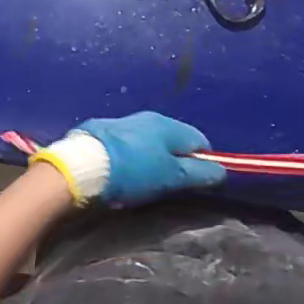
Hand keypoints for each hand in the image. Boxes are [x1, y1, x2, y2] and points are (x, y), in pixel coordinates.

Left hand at [32, 111, 227, 205]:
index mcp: (169, 124)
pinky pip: (127, 146)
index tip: (197, 183)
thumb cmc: (133, 172)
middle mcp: (147, 118)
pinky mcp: (101, 133)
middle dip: (176, 161)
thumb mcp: (172, 177)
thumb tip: (222, 172)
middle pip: (173, 140)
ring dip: (152, 160)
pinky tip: (123, 174)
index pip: (200, 141)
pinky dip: (131, 159)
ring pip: (149, 142)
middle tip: (170, 186)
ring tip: (145, 183)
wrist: (81, 167)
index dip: (204, 163)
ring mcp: (122, 123)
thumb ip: (199, 174)